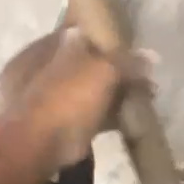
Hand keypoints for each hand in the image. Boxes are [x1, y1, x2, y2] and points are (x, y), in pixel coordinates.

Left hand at [12, 29, 143, 171]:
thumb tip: (151, 56)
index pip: (79, 34)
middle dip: (109, 73)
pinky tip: (119, 124)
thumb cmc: (65, 101)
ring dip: (106, 97)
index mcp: (45, 47)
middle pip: (80, 64)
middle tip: (136, 83)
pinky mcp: (44, 128)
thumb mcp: (103, 72)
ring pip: (80, 92)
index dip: (107, 41)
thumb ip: (127, 61)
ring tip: (133, 105)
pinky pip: (79, 116)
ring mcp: (36, 101)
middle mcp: (36, 69)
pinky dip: (99, 118)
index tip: (130, 53)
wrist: (33, 149)